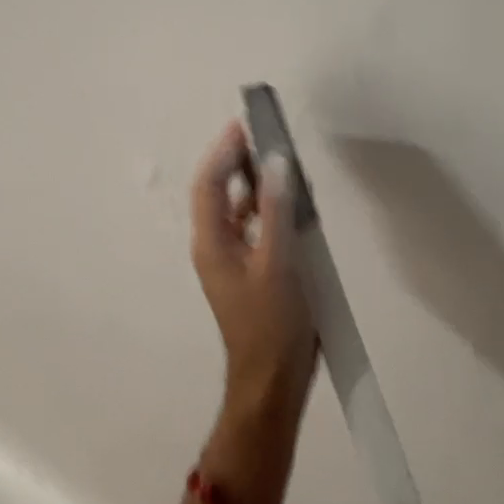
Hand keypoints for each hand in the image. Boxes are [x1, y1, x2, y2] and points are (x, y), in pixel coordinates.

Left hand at [189, 121, 317, 405]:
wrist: (273, 380)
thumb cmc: (273, 322)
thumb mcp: (279, 262)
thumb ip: (277, 210)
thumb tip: (276, 163)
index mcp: (212, 242)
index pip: (210, 183)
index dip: (223, 151)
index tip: (245, 123)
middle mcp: (215, 246)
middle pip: (220, 192)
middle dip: (237, 160)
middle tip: (264, 134)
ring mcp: (232, 261)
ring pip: (238, 209)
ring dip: (255, 182)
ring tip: (280, 159)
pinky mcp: (252, 273)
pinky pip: (255, 228)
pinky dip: (269, 209)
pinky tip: (293, 204)